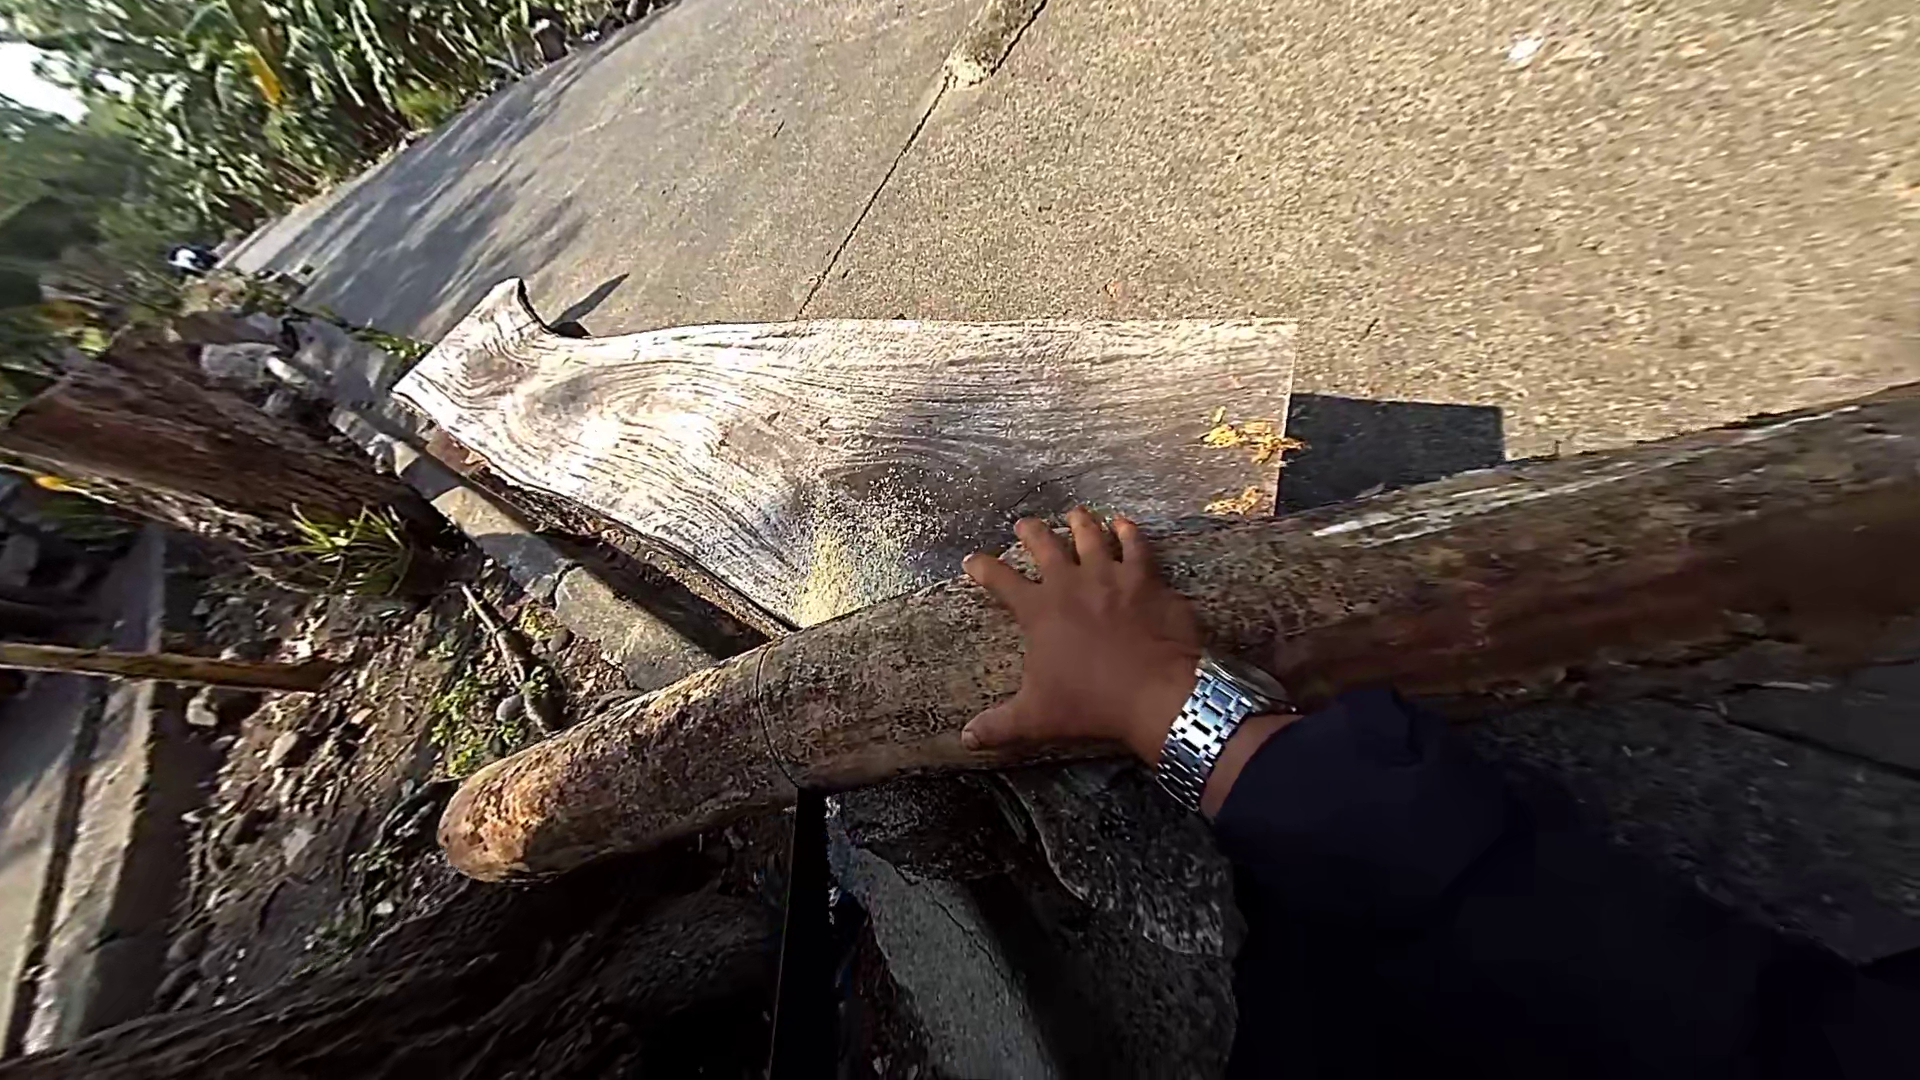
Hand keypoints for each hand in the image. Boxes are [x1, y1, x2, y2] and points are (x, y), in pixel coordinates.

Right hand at [961, 508, 1202, 763]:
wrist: (1155, 694)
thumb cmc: (1090, 702)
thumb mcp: (1036, 716)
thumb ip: (999, 725)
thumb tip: (965, 739)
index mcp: (1039, 609)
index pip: (999, 579)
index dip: (982, 567)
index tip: (972, 559)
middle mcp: (1070, 582)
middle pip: (1045, 544)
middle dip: (1031, 531)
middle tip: (1024, 522)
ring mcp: (1109, 575)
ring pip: (1090, 535)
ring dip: (1079, 522)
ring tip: (1074, 511)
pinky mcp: (1145, 578)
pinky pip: (1136, 545)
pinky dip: (1128, 531)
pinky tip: (1124, 522)